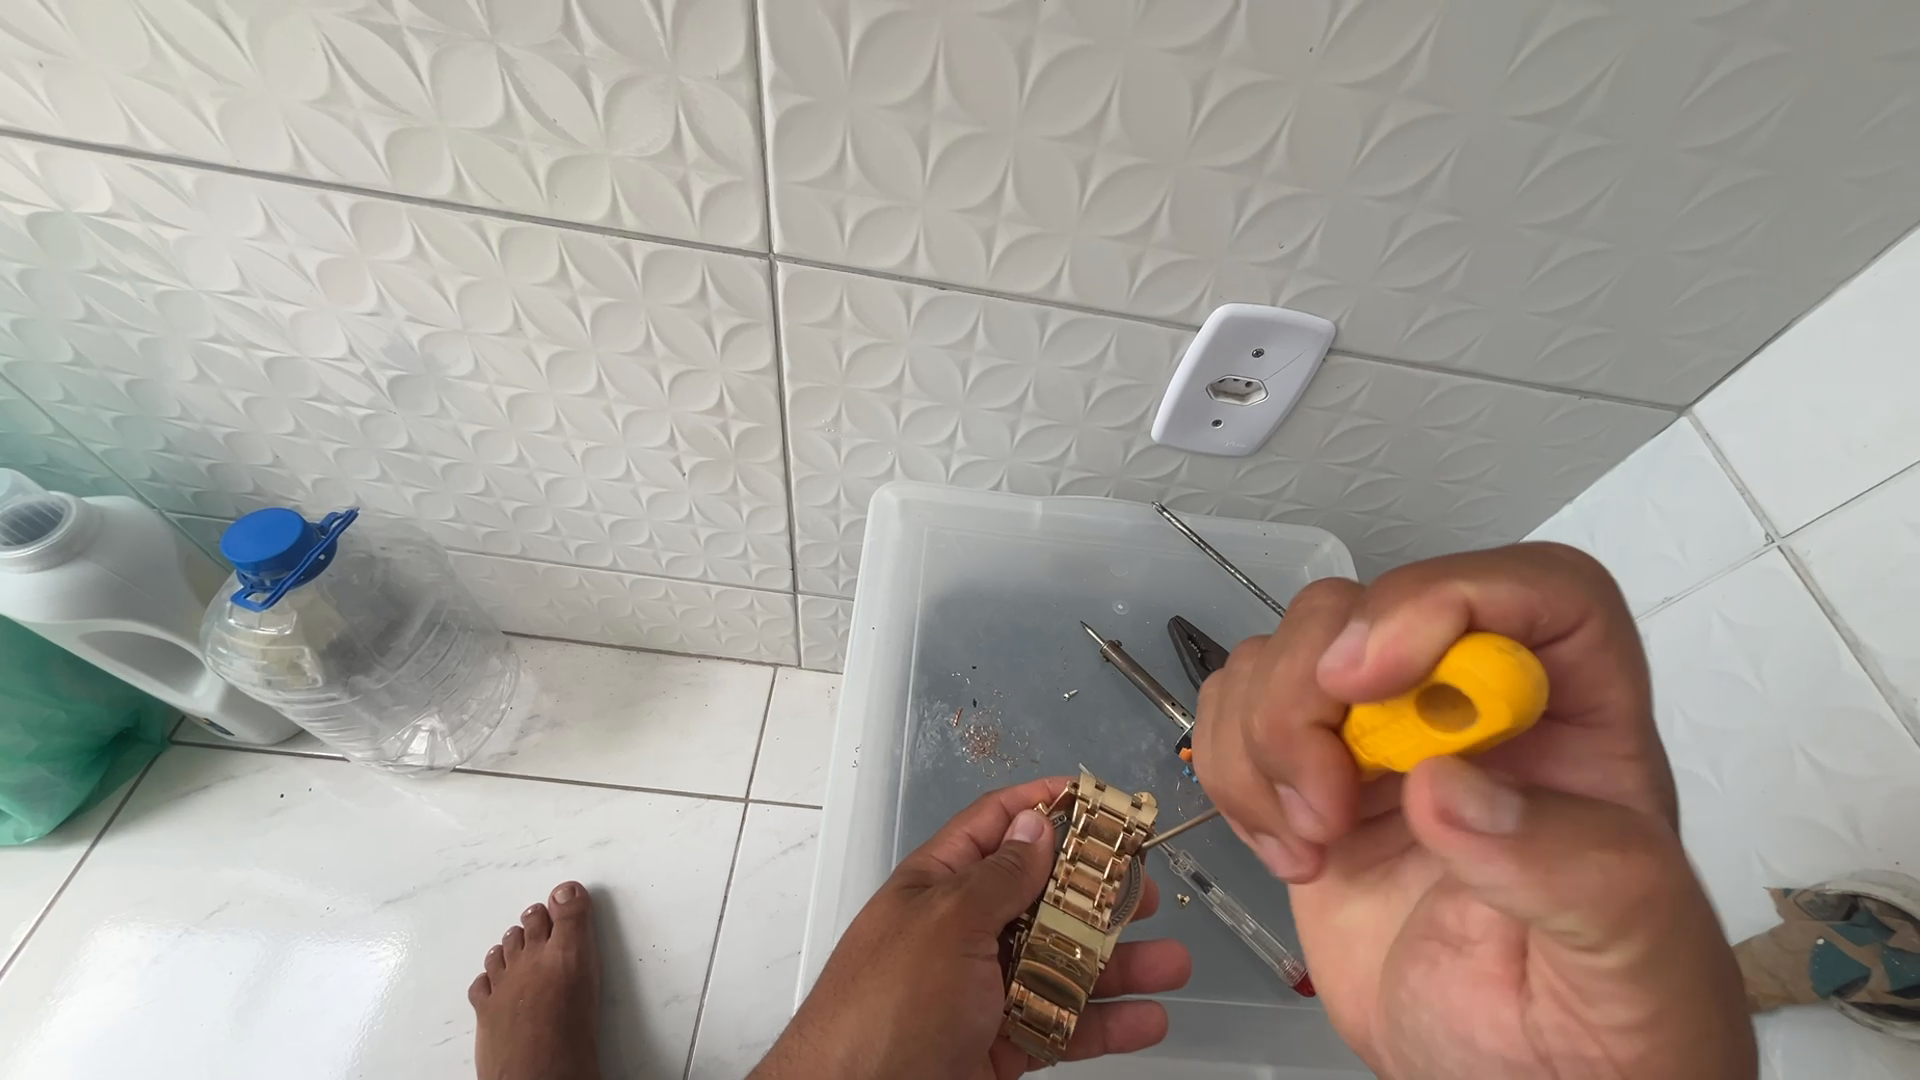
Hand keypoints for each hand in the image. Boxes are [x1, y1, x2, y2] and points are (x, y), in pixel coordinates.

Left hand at [752, 777, 1191, 1079]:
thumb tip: (1036, 821)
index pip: (997, 823)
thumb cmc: (894, 1000)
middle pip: (1043, 895)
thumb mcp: (947, 922)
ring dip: (1118, 962)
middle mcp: (966, 927)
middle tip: (1149, 890)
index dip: (1044, 804)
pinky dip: (1104, 1022)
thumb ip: (999, 876)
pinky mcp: (1001, 1045)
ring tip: (1174, 962)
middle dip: (1096, 891)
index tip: (1099, 800)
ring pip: (1061, 963)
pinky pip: (1060, 1022)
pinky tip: (1148, 1019)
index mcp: (942, 881)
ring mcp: (985, 989)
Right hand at [1193, 544, 1755, 1079]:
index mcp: (1574, 725)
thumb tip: (1447, 788)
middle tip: (1321, 809)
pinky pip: (1231, 706)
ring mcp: (1370, 730)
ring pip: (1277, 653)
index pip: (1530, 588)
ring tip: (1305, 844)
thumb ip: (1577, 878)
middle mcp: (1460, 703)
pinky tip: (1279, 845)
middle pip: (1355, 608)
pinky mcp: (1299, 761)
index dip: (1441, 599)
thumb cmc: (1581, 1038)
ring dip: (1258, 744)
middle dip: (1306, 699)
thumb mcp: (1627, 982)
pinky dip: (1229, 770)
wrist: (1484, 1079)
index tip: (1364, 684)